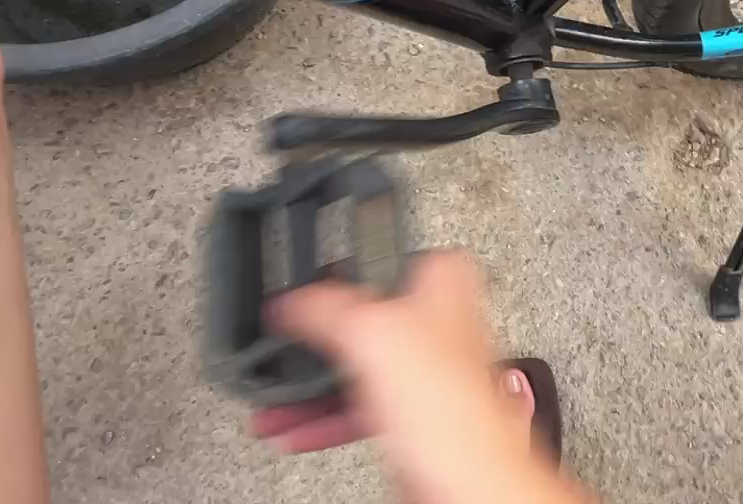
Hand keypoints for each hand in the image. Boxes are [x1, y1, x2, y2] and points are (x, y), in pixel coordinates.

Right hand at [256, 252, 590, 503]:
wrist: (470, 481)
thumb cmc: (451, 405)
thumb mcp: (374, 332)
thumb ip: (327, 307)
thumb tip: (293, 298)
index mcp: (442, 277)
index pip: (379, 260)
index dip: (336, 277)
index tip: (300, 296)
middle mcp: (438, 317)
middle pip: (362, 318)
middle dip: (314, 342)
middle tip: (279, 352)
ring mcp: (426, 366)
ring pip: (357, 364)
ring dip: (311, 385)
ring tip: (273, 401)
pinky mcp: (414, 410)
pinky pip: (359, 404)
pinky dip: (325, 416)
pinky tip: (296, 427)